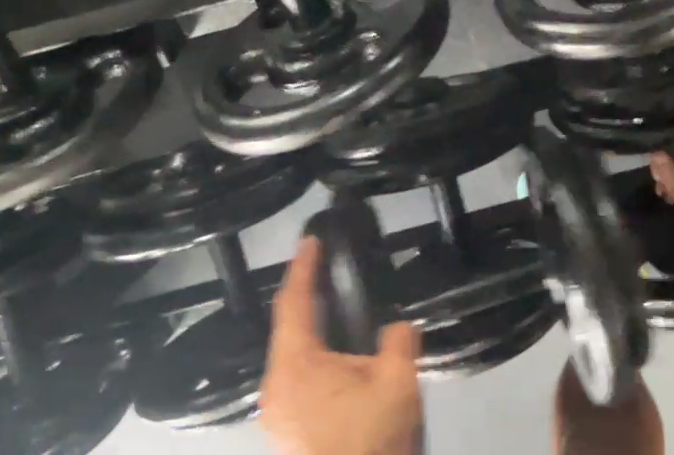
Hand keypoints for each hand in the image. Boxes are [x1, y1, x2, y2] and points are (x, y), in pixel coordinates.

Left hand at [261, 237, 424, 454]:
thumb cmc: (368, 441)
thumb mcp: (397, 383)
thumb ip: (399, 341)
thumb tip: (398, 328)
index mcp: (294, 365)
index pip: (293, 303)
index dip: (303, 268)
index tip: (310, 240)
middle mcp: (274, 387)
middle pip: (288, 330)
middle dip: (307, 299)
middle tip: (329, 273)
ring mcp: (275, 415)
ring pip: (291, 358)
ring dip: (312, 333)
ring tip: (337, 314)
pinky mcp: (285, 435)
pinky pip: (296, 381)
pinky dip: (314, 361)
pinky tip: (338, 364)